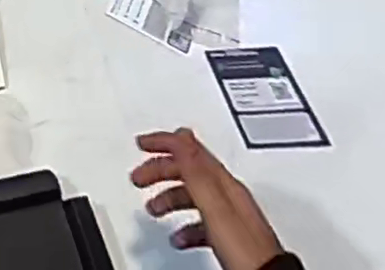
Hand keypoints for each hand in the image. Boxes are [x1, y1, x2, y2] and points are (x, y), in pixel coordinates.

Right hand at [130, 128, 283, 269]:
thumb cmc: (245, 250)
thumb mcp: (214, 205)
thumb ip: (195, 169)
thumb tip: (180, 134)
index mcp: (223, 183)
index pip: (189, 148)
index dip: (163, 141)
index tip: (142, 142)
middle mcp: (227, 194)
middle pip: (187, 169)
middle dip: (159, 169)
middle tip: (139, 176)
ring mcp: (229, 216)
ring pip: (191, 194)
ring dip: (168, 197)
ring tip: (153, 208)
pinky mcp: (230, 238)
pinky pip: (200, 221)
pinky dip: (184, 223)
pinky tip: (179, 236)